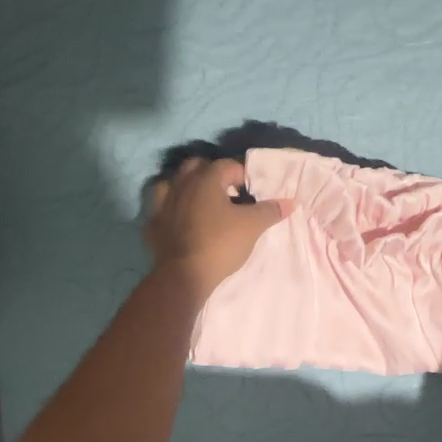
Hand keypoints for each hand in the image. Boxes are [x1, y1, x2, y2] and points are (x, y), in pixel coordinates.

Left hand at [143, 158, 284, 297]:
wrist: (184, 275)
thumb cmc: (220, 244)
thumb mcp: (252, 227)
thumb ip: (269, 211)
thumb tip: (289, 202)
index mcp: (205, 179)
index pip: (227, 165)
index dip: (242, 175)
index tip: (251, 191)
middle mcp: (180, 185)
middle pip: (195, 167)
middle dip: (211, 174)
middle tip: (225, 193)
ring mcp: (162, 205)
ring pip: (170, 184)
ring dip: (184, 188)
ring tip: (197, 202)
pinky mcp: (152, 227)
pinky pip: (159, 213)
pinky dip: (168, 214)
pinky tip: (175, 223)